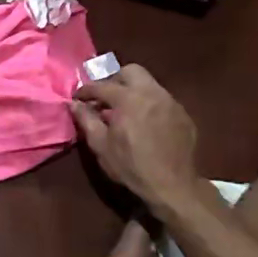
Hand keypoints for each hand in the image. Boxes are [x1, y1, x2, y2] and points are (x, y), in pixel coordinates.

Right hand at [70, 65, 201, 213]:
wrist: (172, 185)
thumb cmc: (130, 166)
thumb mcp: (101, 145)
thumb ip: (86, 120)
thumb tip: (74, 103)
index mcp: (129, 99)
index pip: (102, 85)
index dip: (86, 90)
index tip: (77, 98)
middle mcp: (152, 93)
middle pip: (131, 71)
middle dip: (114, 80)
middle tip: (104, 98)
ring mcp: (171, 102)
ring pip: (149, 84)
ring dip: (133, 91)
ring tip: (124, 111)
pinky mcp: (183, 115)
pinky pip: (162, 100)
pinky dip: (149, 105)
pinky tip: (145, 124)